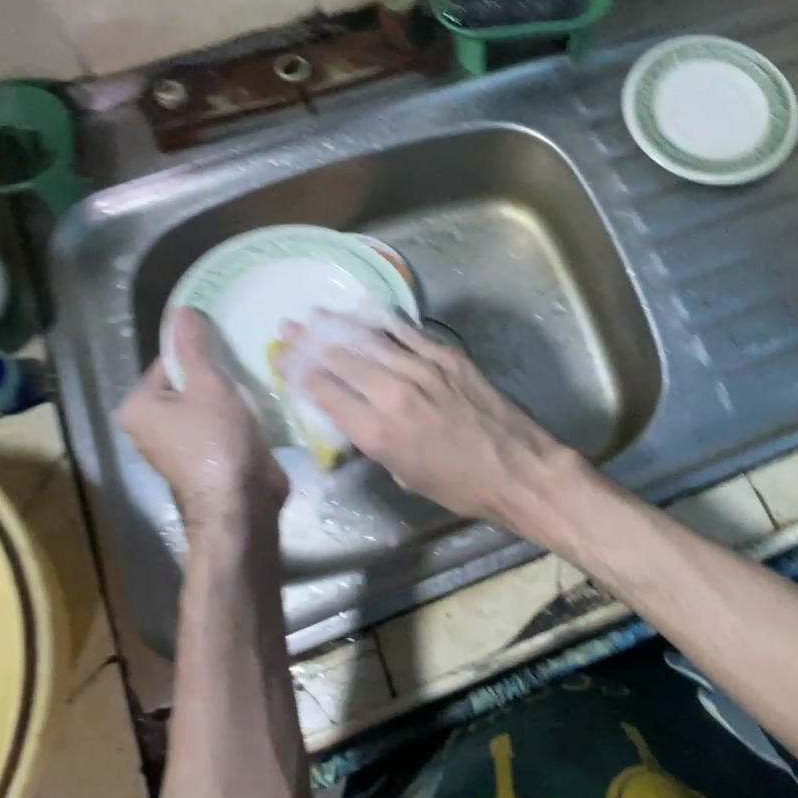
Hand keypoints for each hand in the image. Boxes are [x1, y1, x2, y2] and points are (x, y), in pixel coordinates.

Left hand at [120, 307, 286, 531]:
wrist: (241, 502)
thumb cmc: (217, 441)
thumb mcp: (208, 385)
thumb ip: (195, 347)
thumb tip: (182, 309)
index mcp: (138, 408)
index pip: (168, 362)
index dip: (201, 352)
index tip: (231, 347)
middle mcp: (151, 428)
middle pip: (188, 383)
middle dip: (219, 374)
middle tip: (248, 363)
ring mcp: (180, 447)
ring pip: (208, 405)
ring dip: (233, 395)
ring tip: (259, 383)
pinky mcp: (207, 459)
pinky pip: (221, 425)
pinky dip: (239, 417)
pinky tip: (262, 408)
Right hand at [284, 311, 582, 531]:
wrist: (516, 469)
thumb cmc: (460, 487)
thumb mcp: (405, 475)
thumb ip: (377, 443)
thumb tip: (363, 421)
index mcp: (376, 431)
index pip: (324, 391)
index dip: (297, 372)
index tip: (280, 357)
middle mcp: (392, 393)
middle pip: (340, 359)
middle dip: (309, 342)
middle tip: (289, 326)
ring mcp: (422, 369)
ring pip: (370, 339)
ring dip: (339, 325)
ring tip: (316, 313)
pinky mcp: (449, 357)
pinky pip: (408, 333)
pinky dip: (384, 321)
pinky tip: (367, 311)